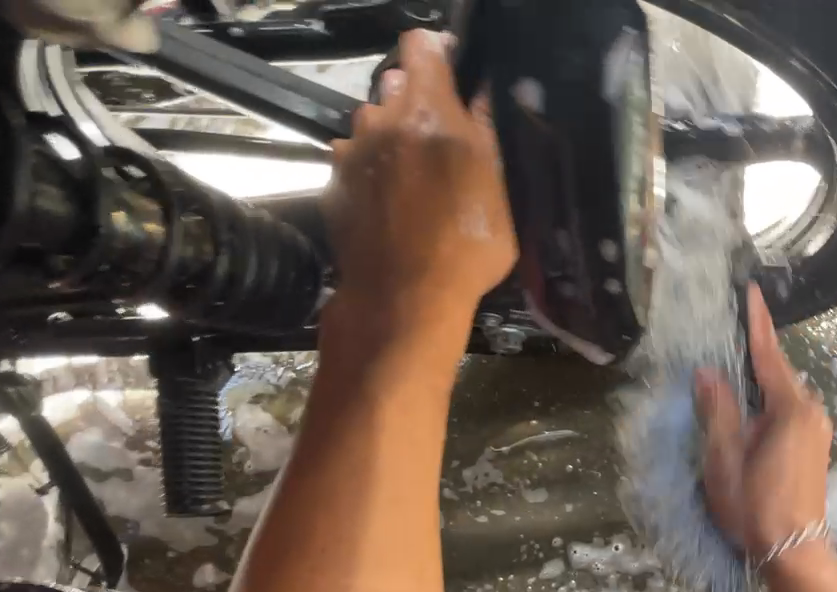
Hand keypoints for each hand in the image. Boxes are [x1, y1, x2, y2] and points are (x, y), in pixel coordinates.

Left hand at [323, 29, 516, 328]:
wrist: (405, 299)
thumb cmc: (465, 251)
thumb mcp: (501, 198)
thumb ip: (488, 140)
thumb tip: (483, 98)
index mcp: (430, 114)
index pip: (423, 47)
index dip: (441, 56)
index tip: (455, 77)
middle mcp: (383, 120)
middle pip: (398, 86)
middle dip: (420, 105)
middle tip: (445, 145)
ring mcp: (353, 152)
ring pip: (374, 125)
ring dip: (394, 139)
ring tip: (418, 182)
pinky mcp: (336, 183)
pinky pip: (356, 162)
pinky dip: (374, 173)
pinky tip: (394, 206)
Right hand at [695, 285, 834, 574]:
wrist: (794, 552)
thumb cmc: (756, 505)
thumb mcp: (726, 458)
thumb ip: (718, 411)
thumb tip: (708, 373)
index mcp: (791, 409)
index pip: (769, 356)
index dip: (757, 323)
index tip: (751, 291)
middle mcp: (812, 412)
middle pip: (778, 375)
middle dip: (754, 356)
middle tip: (730, 333)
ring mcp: (817, 432)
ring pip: (783, 397)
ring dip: (759, 385)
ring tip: (732, 372)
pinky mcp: (815, 449)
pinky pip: (788, 414)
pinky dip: (768, 405)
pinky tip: (750, 411)